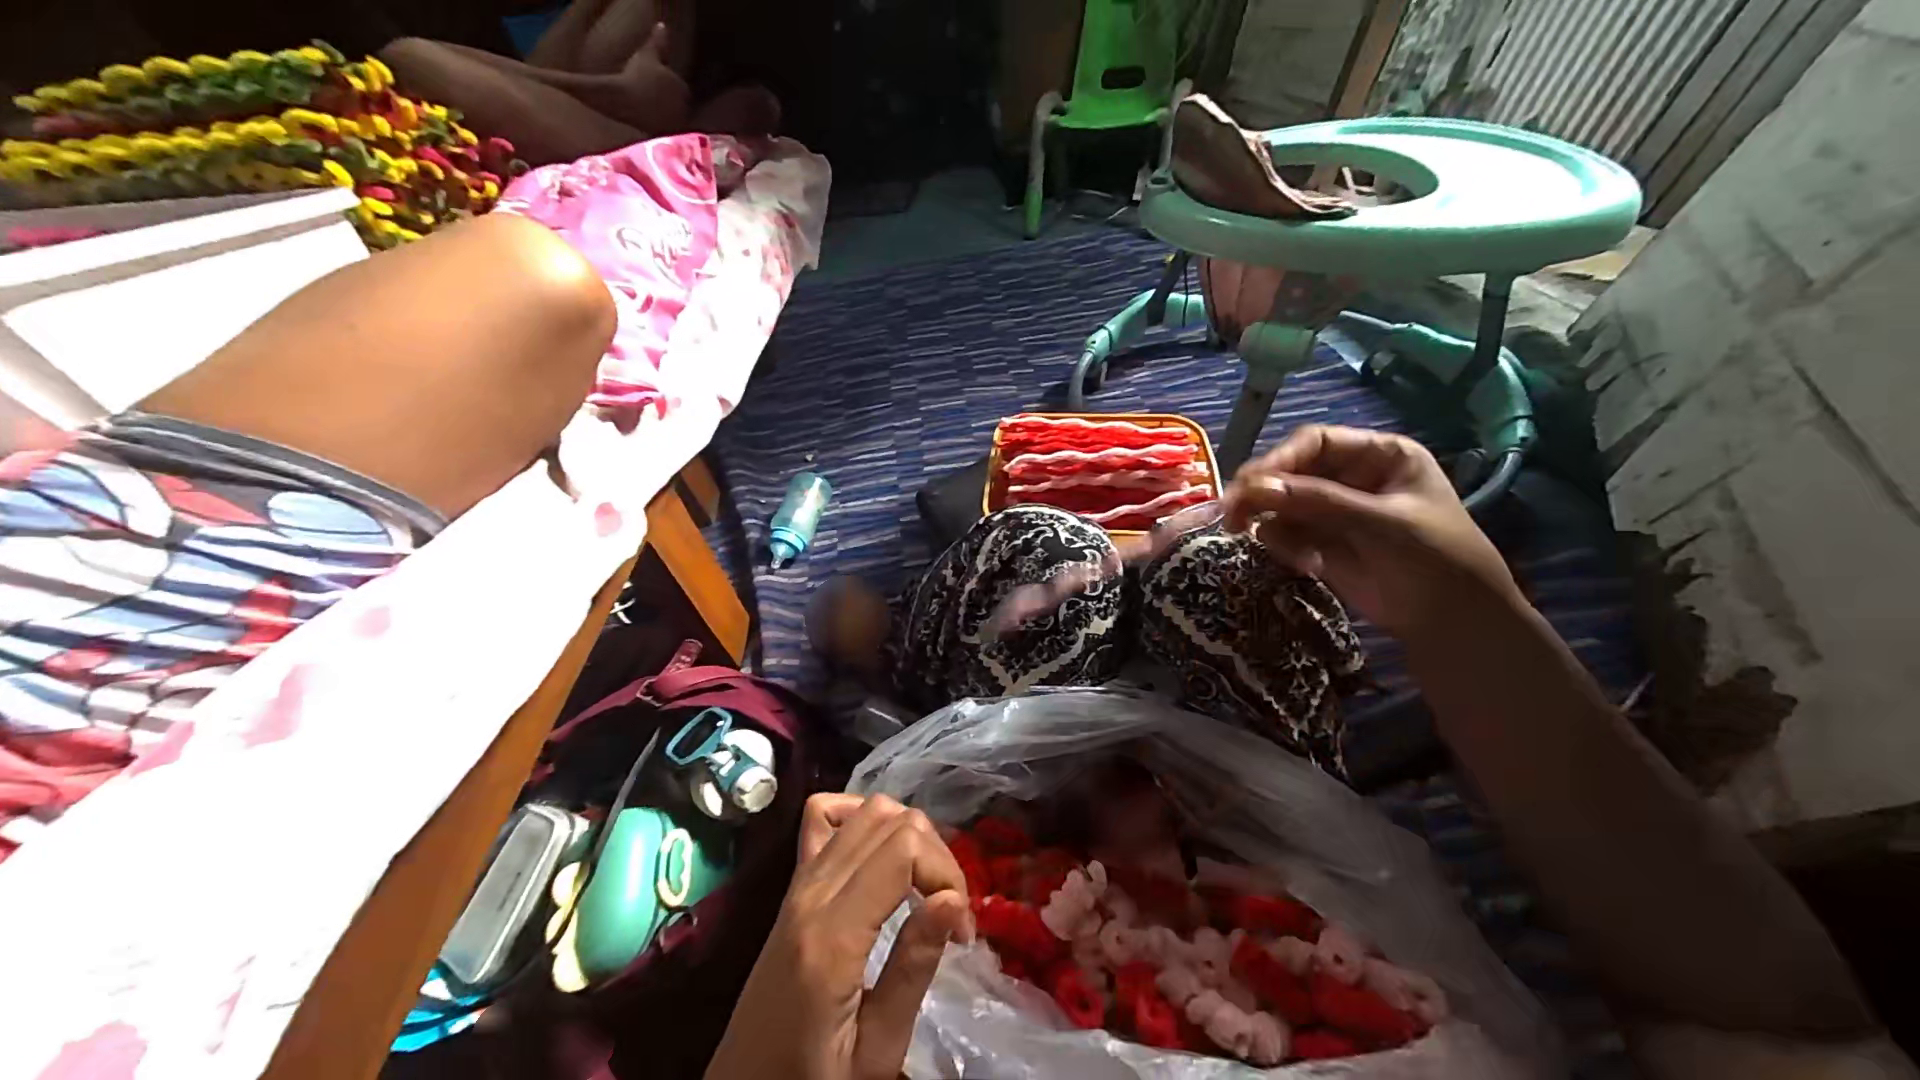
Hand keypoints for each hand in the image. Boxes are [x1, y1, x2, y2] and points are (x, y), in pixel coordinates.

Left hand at [706, 794, 973, 1079]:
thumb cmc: (813, 1079)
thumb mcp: (875, 1050)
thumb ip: (912, 969)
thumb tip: (953, 899)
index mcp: (831, 935)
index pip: (902, 849)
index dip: (947, 875)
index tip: (963, 933)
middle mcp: (811, 892)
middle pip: (890, 820)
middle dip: (936, 857)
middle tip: (950, 913)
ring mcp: (798, 882)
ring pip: (864, 811)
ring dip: (909, 836)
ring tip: (924, 887)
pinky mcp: (794, 883)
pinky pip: (823, 816)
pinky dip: (860, 816)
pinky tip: (881, 852)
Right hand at [1220, 425, 1522, 635]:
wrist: (1452, 623)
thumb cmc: (1436, 559)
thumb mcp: (1382, 522)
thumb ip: (1319, 501)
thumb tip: (1255, 486)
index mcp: (1377, 455)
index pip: (1315, 443)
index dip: (1279, 459)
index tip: (1249, 483)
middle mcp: (1349, 476)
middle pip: (1289, 471)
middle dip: (1262, 492)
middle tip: (1231, 513)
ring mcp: (1331, 510)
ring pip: (1279, 503)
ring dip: (1268, 521)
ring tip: (1274, 546)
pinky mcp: (1317, 542)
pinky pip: (1282, 533)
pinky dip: (1282, 546)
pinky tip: (1304, 564)